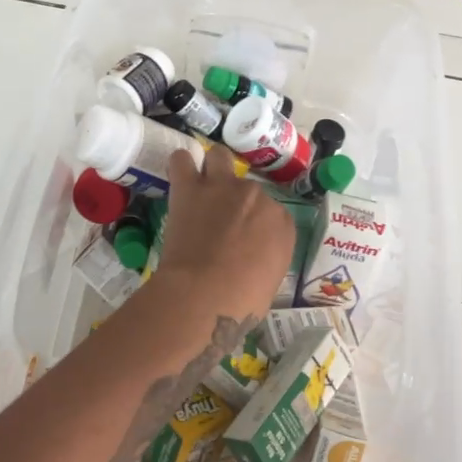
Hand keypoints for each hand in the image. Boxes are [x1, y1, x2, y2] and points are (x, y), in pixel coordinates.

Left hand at [154, 145, 295, 320]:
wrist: (204, 296)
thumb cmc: (241, 303)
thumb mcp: (269, 284)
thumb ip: (265, 258)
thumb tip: (251, 258)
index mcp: (281, 223)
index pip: (274, 213)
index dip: (258, 225)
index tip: (246, 240)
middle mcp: (256, 196)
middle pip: (248, 187)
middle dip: (237, 202)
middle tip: (222, 223)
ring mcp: (223, 187)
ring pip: (219, 157)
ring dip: (213, 169)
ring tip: (204, 186)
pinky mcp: (190, 188)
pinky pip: (182, 160)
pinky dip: (180, 166)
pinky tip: (179, 177)